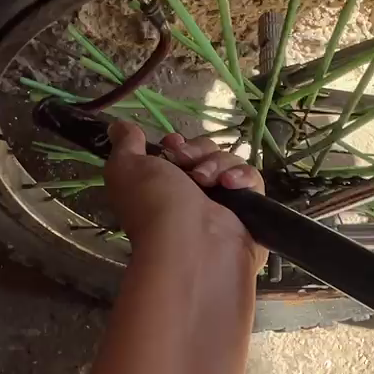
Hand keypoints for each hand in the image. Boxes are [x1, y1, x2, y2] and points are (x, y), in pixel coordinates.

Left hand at [104, 122, 263, 268]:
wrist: (190, 245)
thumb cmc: (154, 206)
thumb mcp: (125, 168)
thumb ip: (125, 144)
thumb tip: (119, 127)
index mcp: (166, 186)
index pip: (182, 153)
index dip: (179, 144)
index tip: (172, 145)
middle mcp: (196, 195)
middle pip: (208, 153)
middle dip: (198, 151)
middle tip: (187, 165)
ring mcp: (224, 203)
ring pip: (231, 162)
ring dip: (218, 164)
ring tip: (207, 181)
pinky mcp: (250, 210)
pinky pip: (253, 180)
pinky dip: (243, 177)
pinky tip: (230, 185)